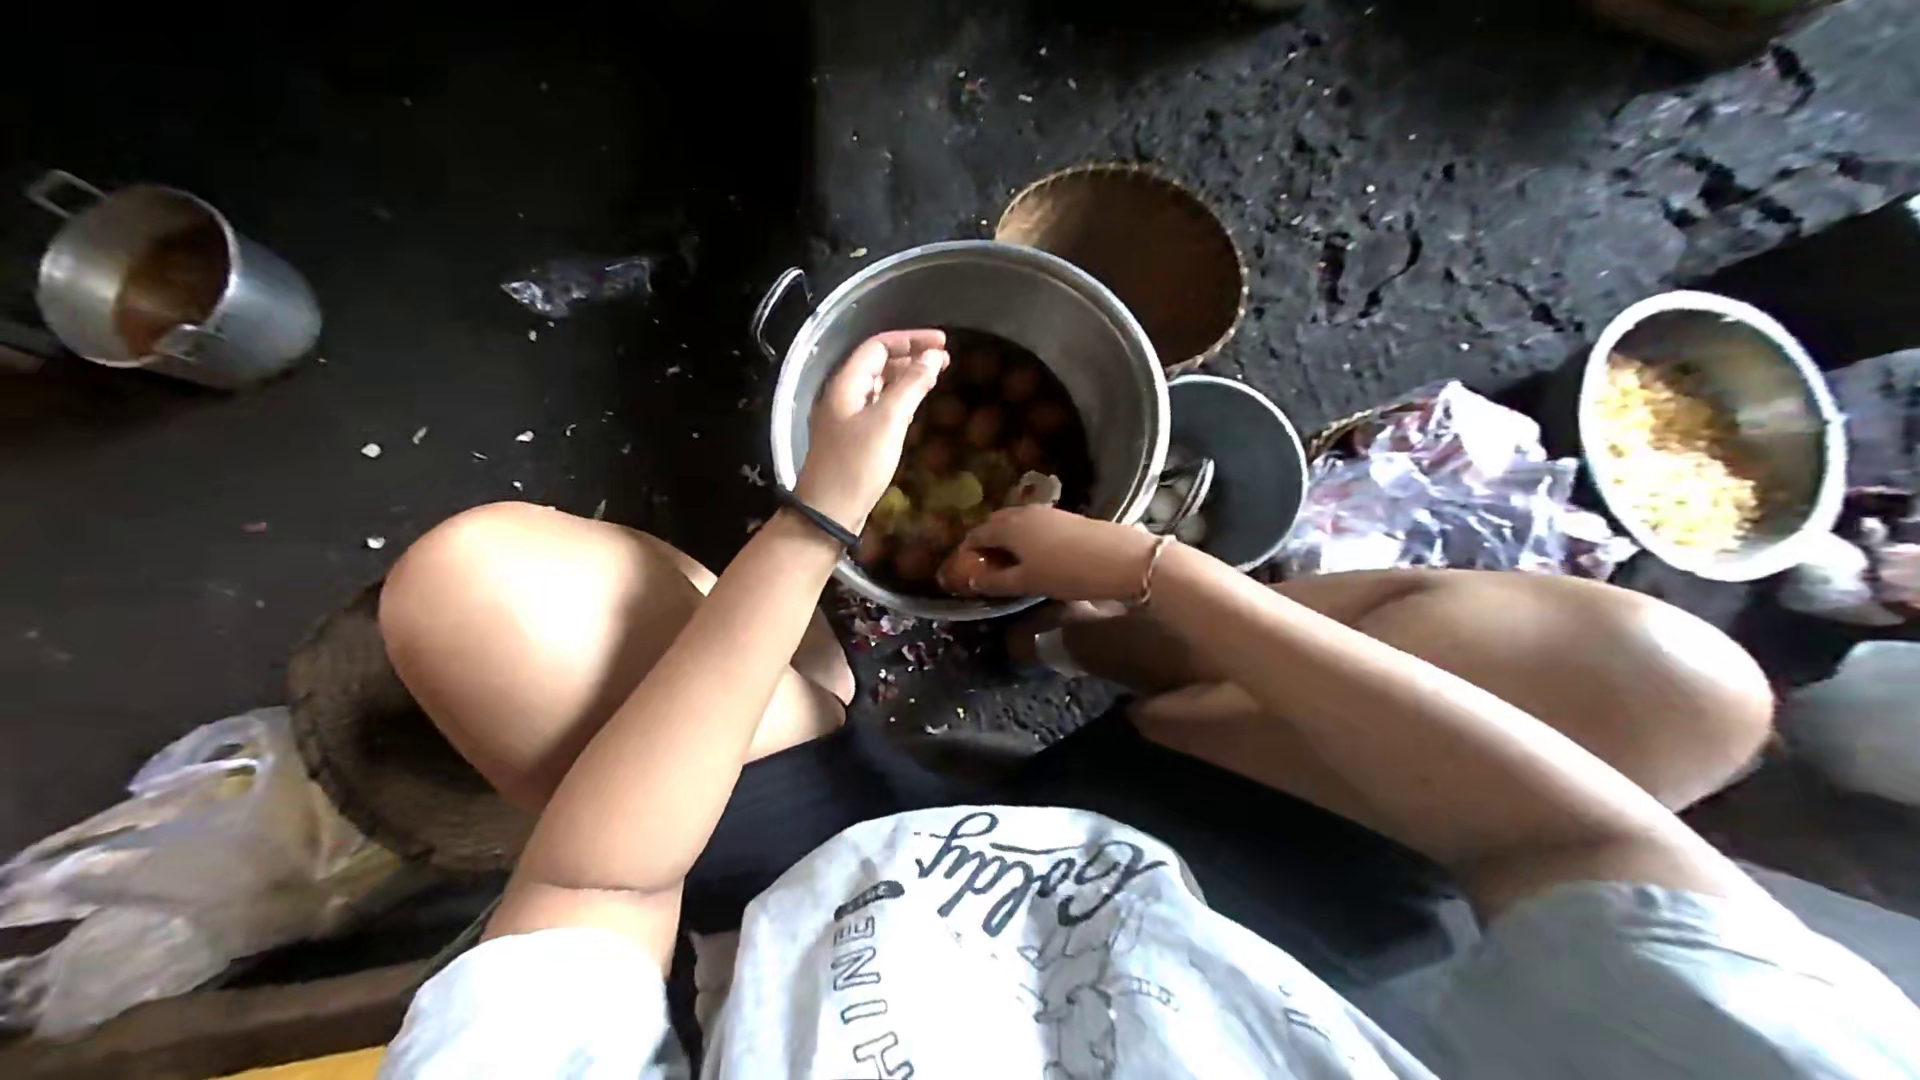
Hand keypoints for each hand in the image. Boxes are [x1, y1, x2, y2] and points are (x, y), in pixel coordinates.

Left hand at [794, 330, 947, 530]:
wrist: (829, 512)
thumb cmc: (857, 465)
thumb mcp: (888, 421)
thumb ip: (911, 385)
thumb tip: (933, 356)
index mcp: (845, 384)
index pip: (878, 346)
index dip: (911, 340)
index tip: (943, 344)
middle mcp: (843, 396)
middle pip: (877, 364)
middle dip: (911, 357)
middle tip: (944, 361)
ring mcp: (847, 418)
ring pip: (879, 387)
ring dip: (906, 379)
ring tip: (935, 378)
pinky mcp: (853, 439)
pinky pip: (878, 409)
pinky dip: (898, 401)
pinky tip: (914, 407)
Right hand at [951, 505, 1161, 600]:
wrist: (1118, 559)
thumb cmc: (1064, 572)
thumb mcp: (1026, 582)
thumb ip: (995, 582)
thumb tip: (971, 582)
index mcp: (1007, 526)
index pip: (976, 534)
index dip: (966, 550)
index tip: (962, 567)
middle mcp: (1023, 513)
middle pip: (995, 523)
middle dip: (986, 540)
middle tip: (985, 564)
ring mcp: (1047, 512)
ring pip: (1016, 522)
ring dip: (1007, 538)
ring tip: (1009, 561)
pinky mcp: (1066, 517)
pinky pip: (1034, 524)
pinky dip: (1026, 537)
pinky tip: (1034, 555)